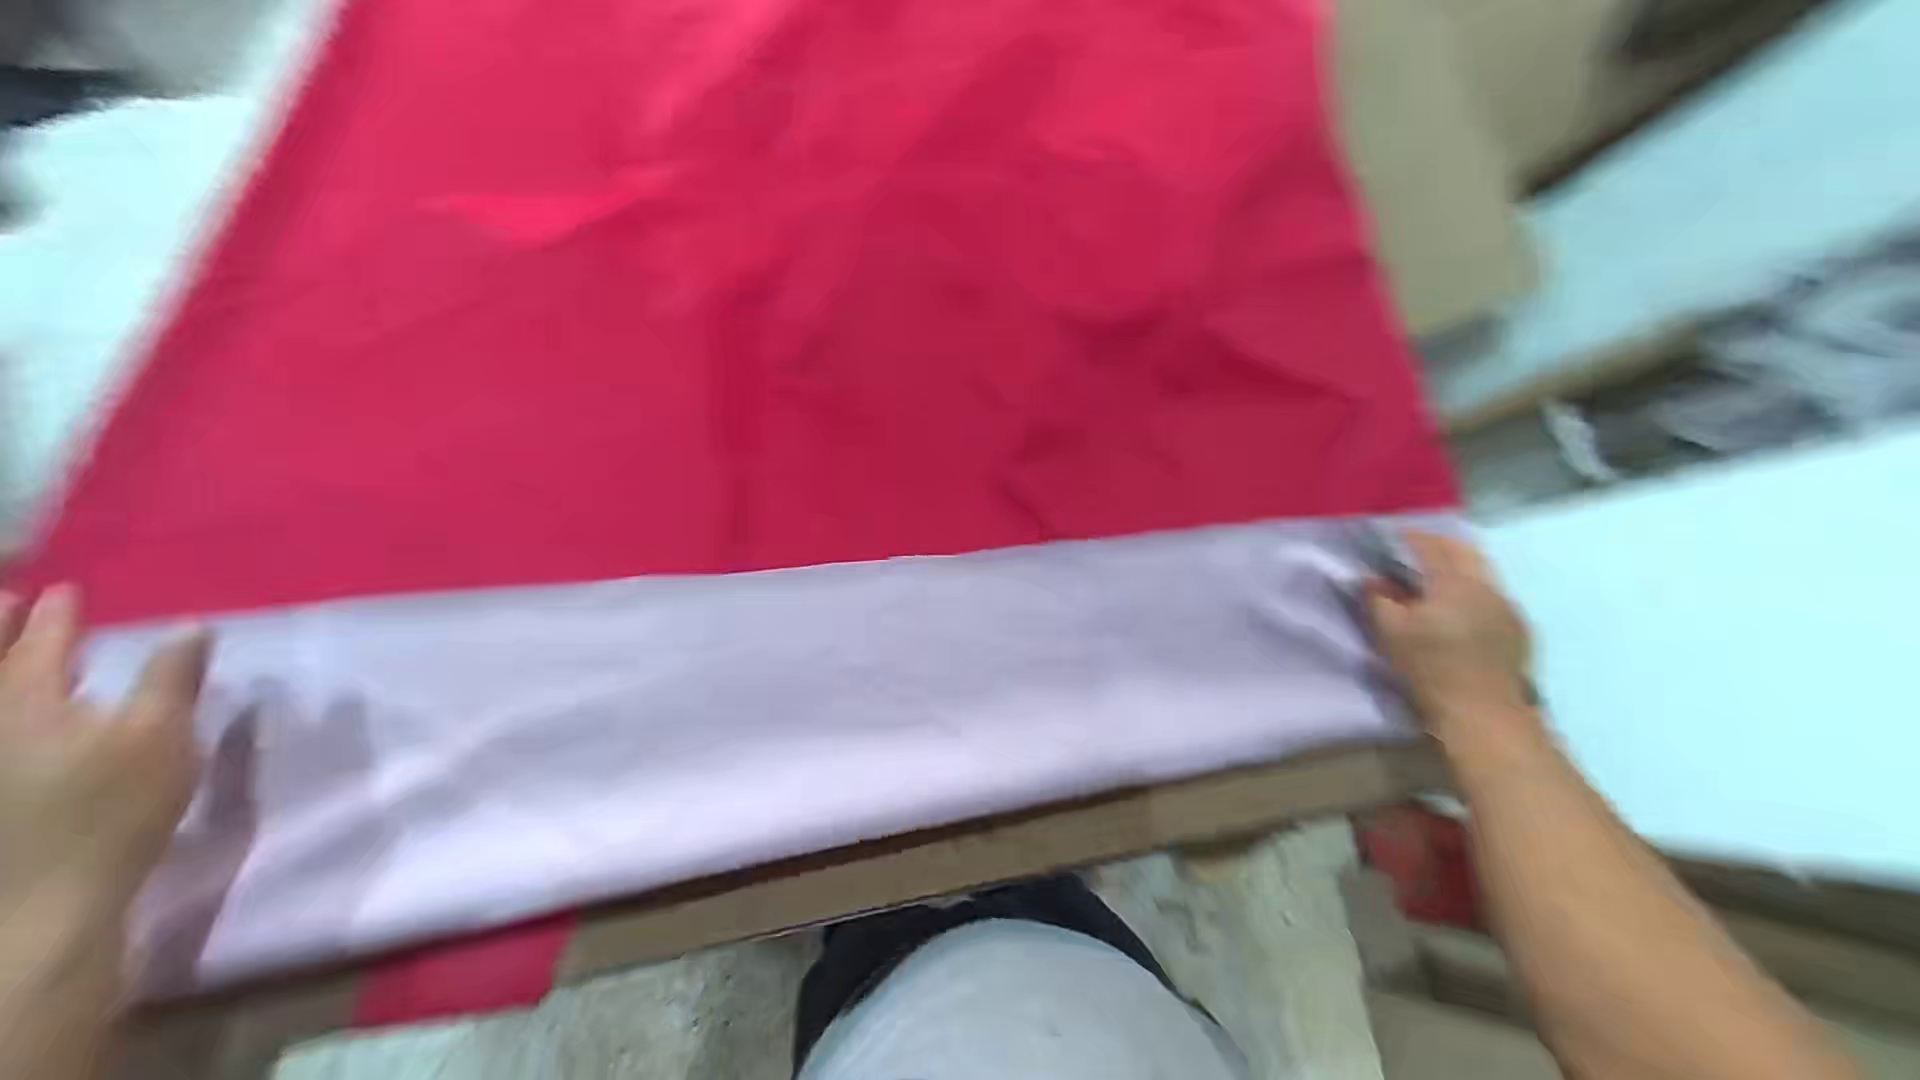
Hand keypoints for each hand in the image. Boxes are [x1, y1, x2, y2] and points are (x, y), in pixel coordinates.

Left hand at [0, 587, 211, 920]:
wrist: (41, 897)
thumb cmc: (114, 808)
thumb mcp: (163, 737)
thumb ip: (173, 678)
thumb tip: (189, 625)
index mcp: (27, 705)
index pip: (39, 647)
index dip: (54, 617)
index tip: (63, 590)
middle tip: (4, 600)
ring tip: (3, 646)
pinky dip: (2, 702)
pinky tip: (19, 708)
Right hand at [1366, 530, 1532, 728]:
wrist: (1483, 712)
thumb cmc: (1429, 667)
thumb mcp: (1390, 632)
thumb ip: (1378, 598)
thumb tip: (1372, 578)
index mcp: (1452, 583)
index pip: (1430, 546)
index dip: (1410, 536)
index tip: (1391, 533)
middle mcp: (1485, 586)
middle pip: (1463, 551)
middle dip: (1438, 544)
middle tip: (1414, 546)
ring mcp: (1507, 606)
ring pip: (1482, 570)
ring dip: (1457, 564)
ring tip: (1435, 573)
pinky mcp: (1518, 627)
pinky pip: (1492, 593)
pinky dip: (1471, 587)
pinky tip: (1459, 605)